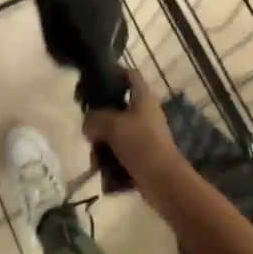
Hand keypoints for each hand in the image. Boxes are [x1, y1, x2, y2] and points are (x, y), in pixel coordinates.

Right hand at [82, 69, 185, 186]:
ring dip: (103, 142)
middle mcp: (145, 111)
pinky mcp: (143, 153)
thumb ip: (94, 119)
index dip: (112, 73)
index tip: (93, 80)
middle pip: (118, 105)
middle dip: (100, 117)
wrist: (164, 181)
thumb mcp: (112, 126)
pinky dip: (111, 157)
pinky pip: (121, 149)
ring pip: (117, 130)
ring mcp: (145, 133)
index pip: (129, 74)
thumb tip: (87, 125)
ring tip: (95, 155)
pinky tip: (102, 169)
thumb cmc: (141, 144)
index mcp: (143, 96)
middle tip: (87, 126)